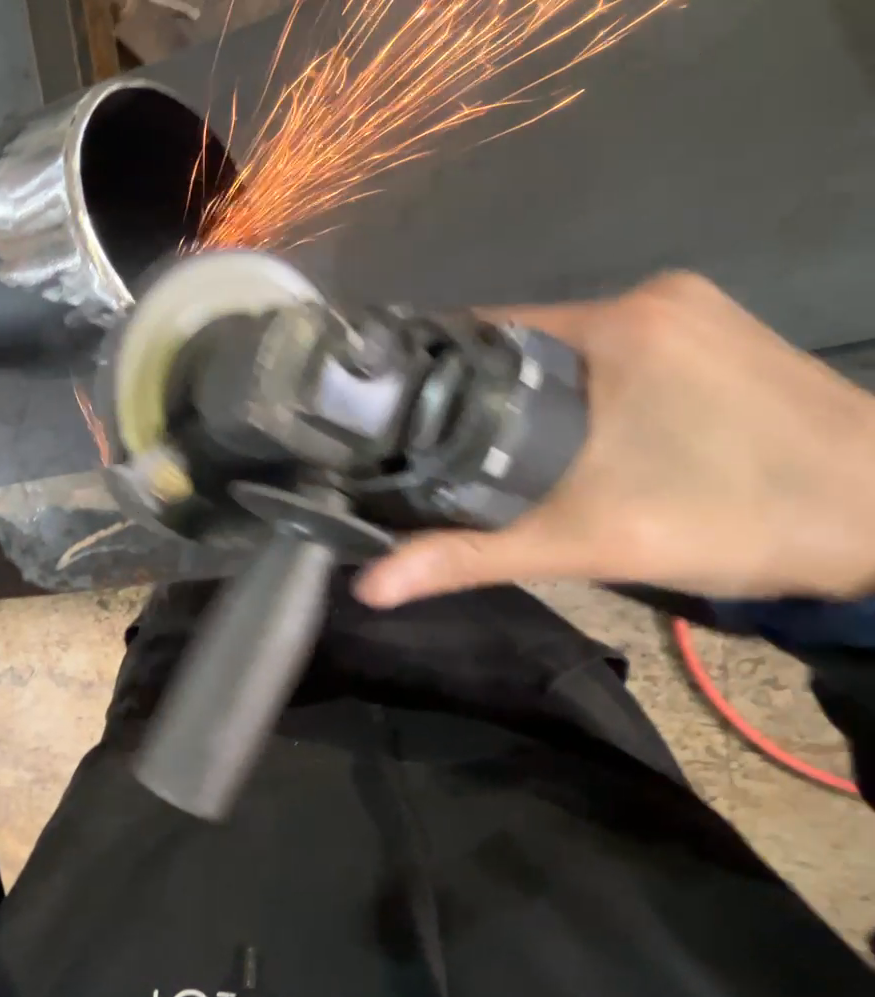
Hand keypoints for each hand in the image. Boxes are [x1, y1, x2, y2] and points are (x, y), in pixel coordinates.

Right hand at [355, 272, 874, 607]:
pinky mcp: (716, 332)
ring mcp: (688, 311)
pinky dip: (575, 389)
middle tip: (432, 450)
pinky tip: (568, 434)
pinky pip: (607, 354)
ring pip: (560, 351)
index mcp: (615, 325)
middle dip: (472, 394)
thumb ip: (469, 556)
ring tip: (489, 448)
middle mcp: (648, 299)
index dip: (424, 378)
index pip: (477, 336)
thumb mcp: (584, 542)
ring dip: (523, 394)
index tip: (385, 421)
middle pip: (516, 344)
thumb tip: (369, 586)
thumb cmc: (737, 518)